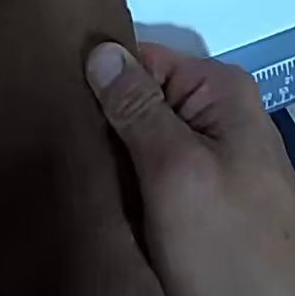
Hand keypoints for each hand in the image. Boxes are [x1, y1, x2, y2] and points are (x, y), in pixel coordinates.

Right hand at [86, 41, 294, 295]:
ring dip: (118, 159)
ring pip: (146, 141)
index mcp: (220, 88)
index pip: (143, 59)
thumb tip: (101, 50)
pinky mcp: (209, 198)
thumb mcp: (176, 170)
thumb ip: (138, 108)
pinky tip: (112, 198)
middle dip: (108, 123)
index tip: (60, 99)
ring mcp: (216, 157)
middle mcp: (220, 113)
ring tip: (84, 173)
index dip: (101, 76)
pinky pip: (158, 175)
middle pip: (144, 99)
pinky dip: (134, 186)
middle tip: (66, 144)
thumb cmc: (234, 246)